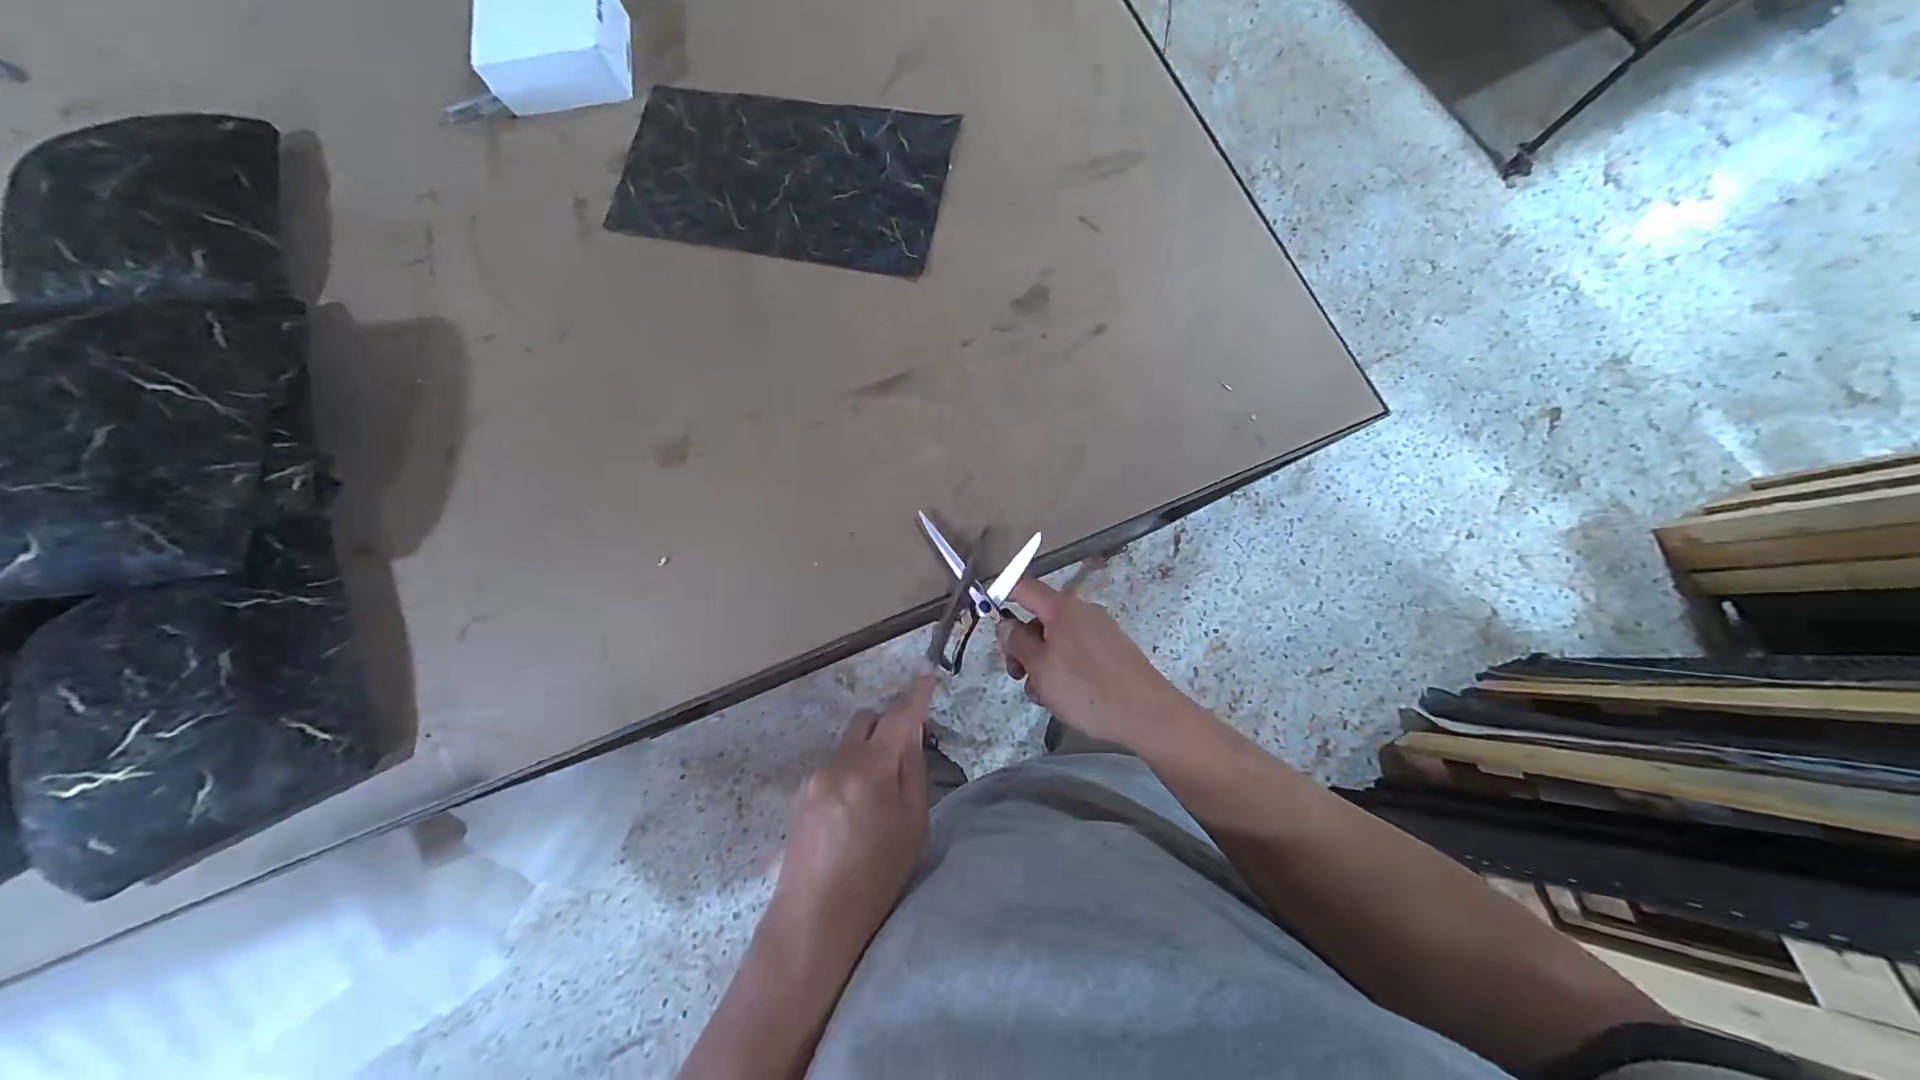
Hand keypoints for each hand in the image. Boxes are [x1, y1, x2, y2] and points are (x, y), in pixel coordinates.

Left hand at [766, 676, 932, 960]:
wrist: (815, 920)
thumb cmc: (878, 876)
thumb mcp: (912, 824)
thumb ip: (912, 771)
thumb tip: (910, 736)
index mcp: (870, 768)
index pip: (898, 717)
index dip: (915, 697)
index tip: (926, 676)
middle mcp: (837, 762)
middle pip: (865, 721)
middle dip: (886, 724)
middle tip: (906, 750)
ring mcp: (814, 778)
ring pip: (848, 746)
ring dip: (867, 752)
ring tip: (880, 796)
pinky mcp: (800, 796)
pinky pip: (833, 768)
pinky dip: (851, 772)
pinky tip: (856, 813)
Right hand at [998, 579, 1204, 751]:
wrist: (1147, 714)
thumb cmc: (1086, 689)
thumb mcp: (1040, 668)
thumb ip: (1017, 642)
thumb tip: (1005, 625)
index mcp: (1062, 608)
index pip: (1023, 587)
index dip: (1001, 597)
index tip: (990, 622)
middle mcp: (1082, 611)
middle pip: (1039, 618)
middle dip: (1022, 645)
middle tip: (1019, 676)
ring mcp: (1100, 630)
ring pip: (1056, 640)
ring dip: (1042, 663)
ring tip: (1046, 695)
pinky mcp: (1113, 650)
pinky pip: (1076, 652)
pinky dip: (1064, 669)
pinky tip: (1067, 697)